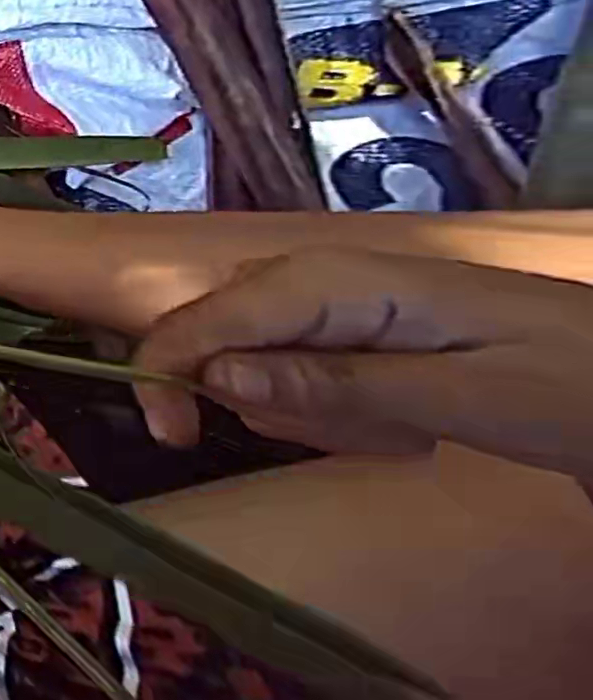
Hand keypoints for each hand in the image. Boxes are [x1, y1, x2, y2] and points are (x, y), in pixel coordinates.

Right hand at [132, 248, 592, 479]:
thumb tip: (211, 378)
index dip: (163, 373)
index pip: (199, 321)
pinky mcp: (323, 322)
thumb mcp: (468, 396)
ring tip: (399, 425)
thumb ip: (332, 383)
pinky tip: (392, 413)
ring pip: (242, 362)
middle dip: (262, 399)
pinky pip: (276, 370)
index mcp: (316, 279)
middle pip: (211, 342)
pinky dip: (322, 407)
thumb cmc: (581, 381)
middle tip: (362, 433)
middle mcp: (294, 278)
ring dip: (305, 410)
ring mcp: (309, 299)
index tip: (169, 435)